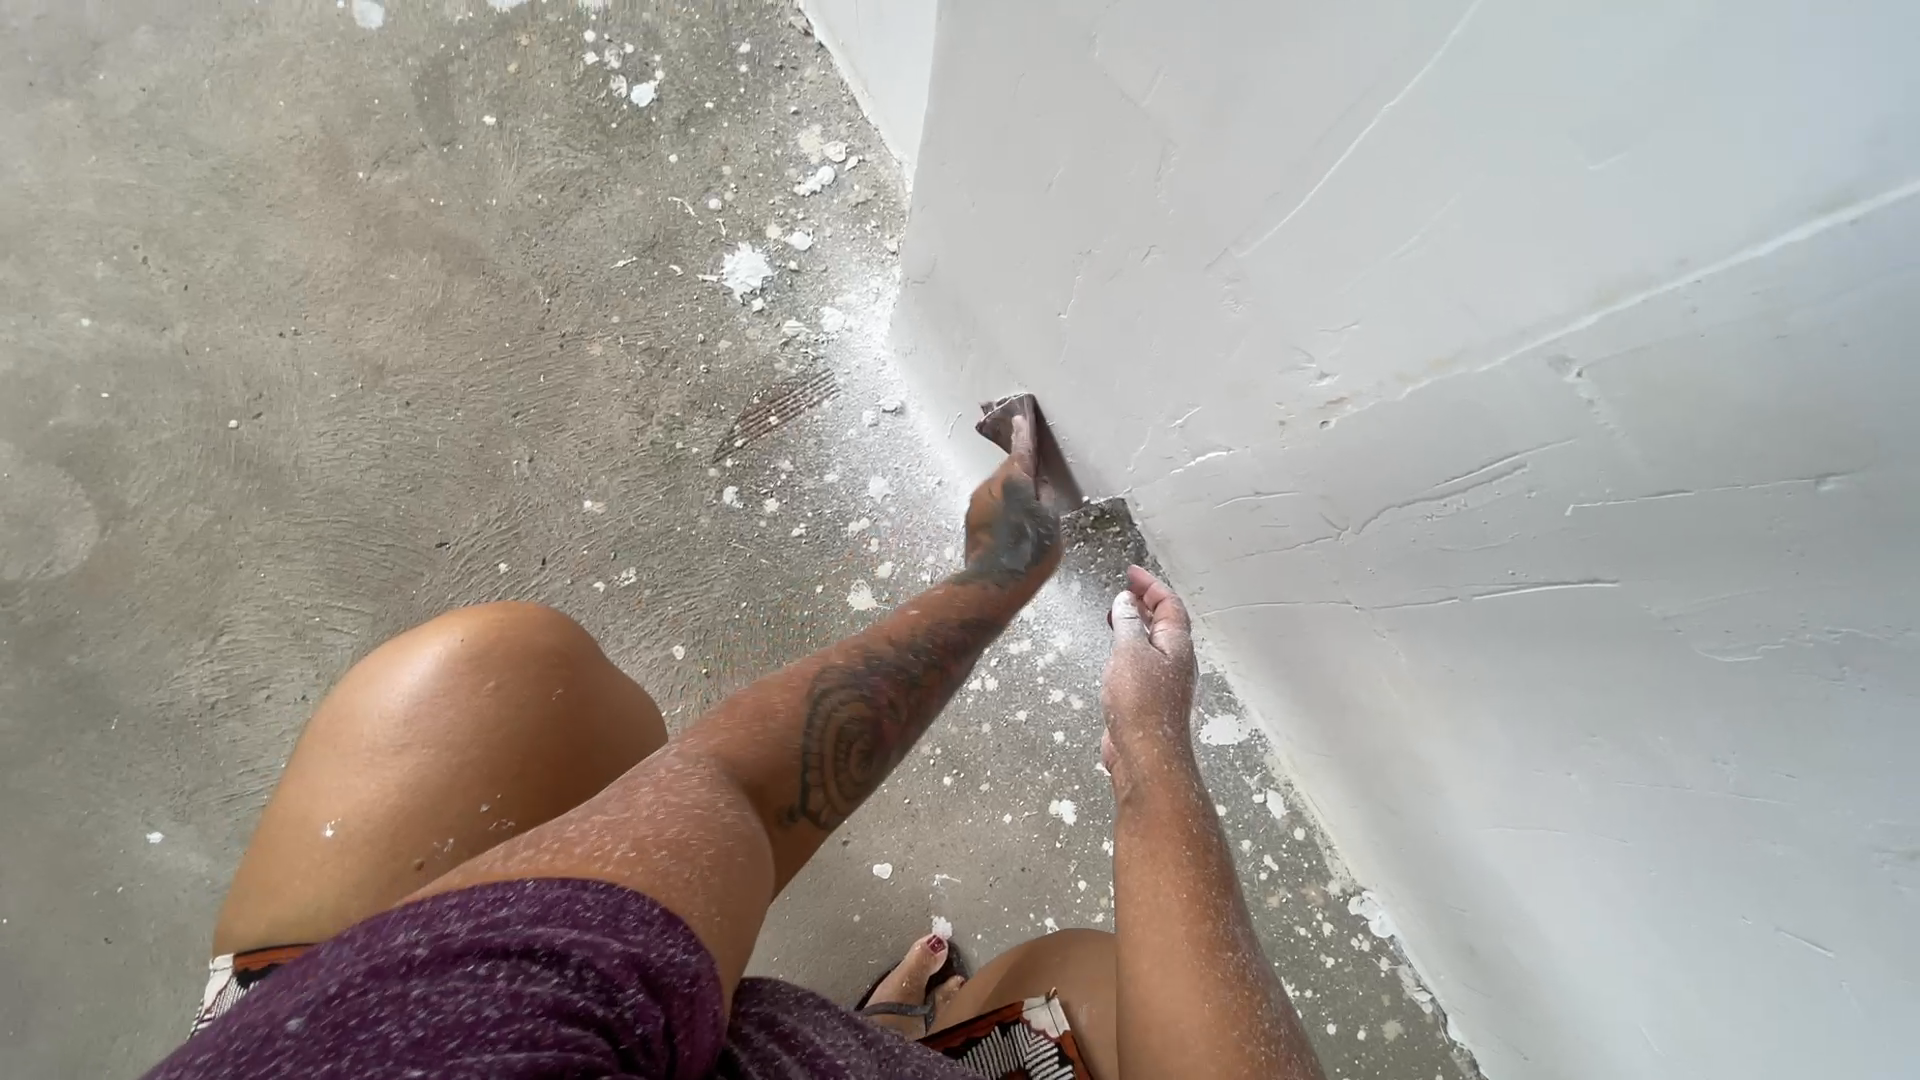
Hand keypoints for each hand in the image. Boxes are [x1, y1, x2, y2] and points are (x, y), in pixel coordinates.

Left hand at [956, 412, 1060, 588]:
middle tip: (1039, 487)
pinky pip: (991, 506)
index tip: (1021, 417)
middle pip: (1009, 471)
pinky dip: (1003, 511)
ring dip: (1012, 496)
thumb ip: (1046, 497)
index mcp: (1014, 479)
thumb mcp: (1052, 522)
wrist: (995, 583)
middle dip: (1023, 475)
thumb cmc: (1029, 552)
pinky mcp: (971, 520)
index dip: (1024, 433)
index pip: (1022, 449)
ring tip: (1029, 519)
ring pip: (999, 489)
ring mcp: (977, 502)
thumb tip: (1040, 485)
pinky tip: (1014, 531)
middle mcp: (991, 485)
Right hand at [1101, 565, 1196, 785]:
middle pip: (1165, 622)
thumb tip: (1125, 602)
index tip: (1132, 573)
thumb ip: (1127, 623)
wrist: (1144, 753)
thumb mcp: (1129, 651)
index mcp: (1176, 644)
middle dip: (1145, 602)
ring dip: (1137, 624)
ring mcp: (1164, 680)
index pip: (1169, 603)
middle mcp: (1175, 660)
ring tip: (1117, 615)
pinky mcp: (1150, 698)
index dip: (1151, 585)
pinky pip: (1142, 662)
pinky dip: (1129, 647)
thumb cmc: (1140, 703)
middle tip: (1125, 590)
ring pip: (1153, 642)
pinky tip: (1115, 653)